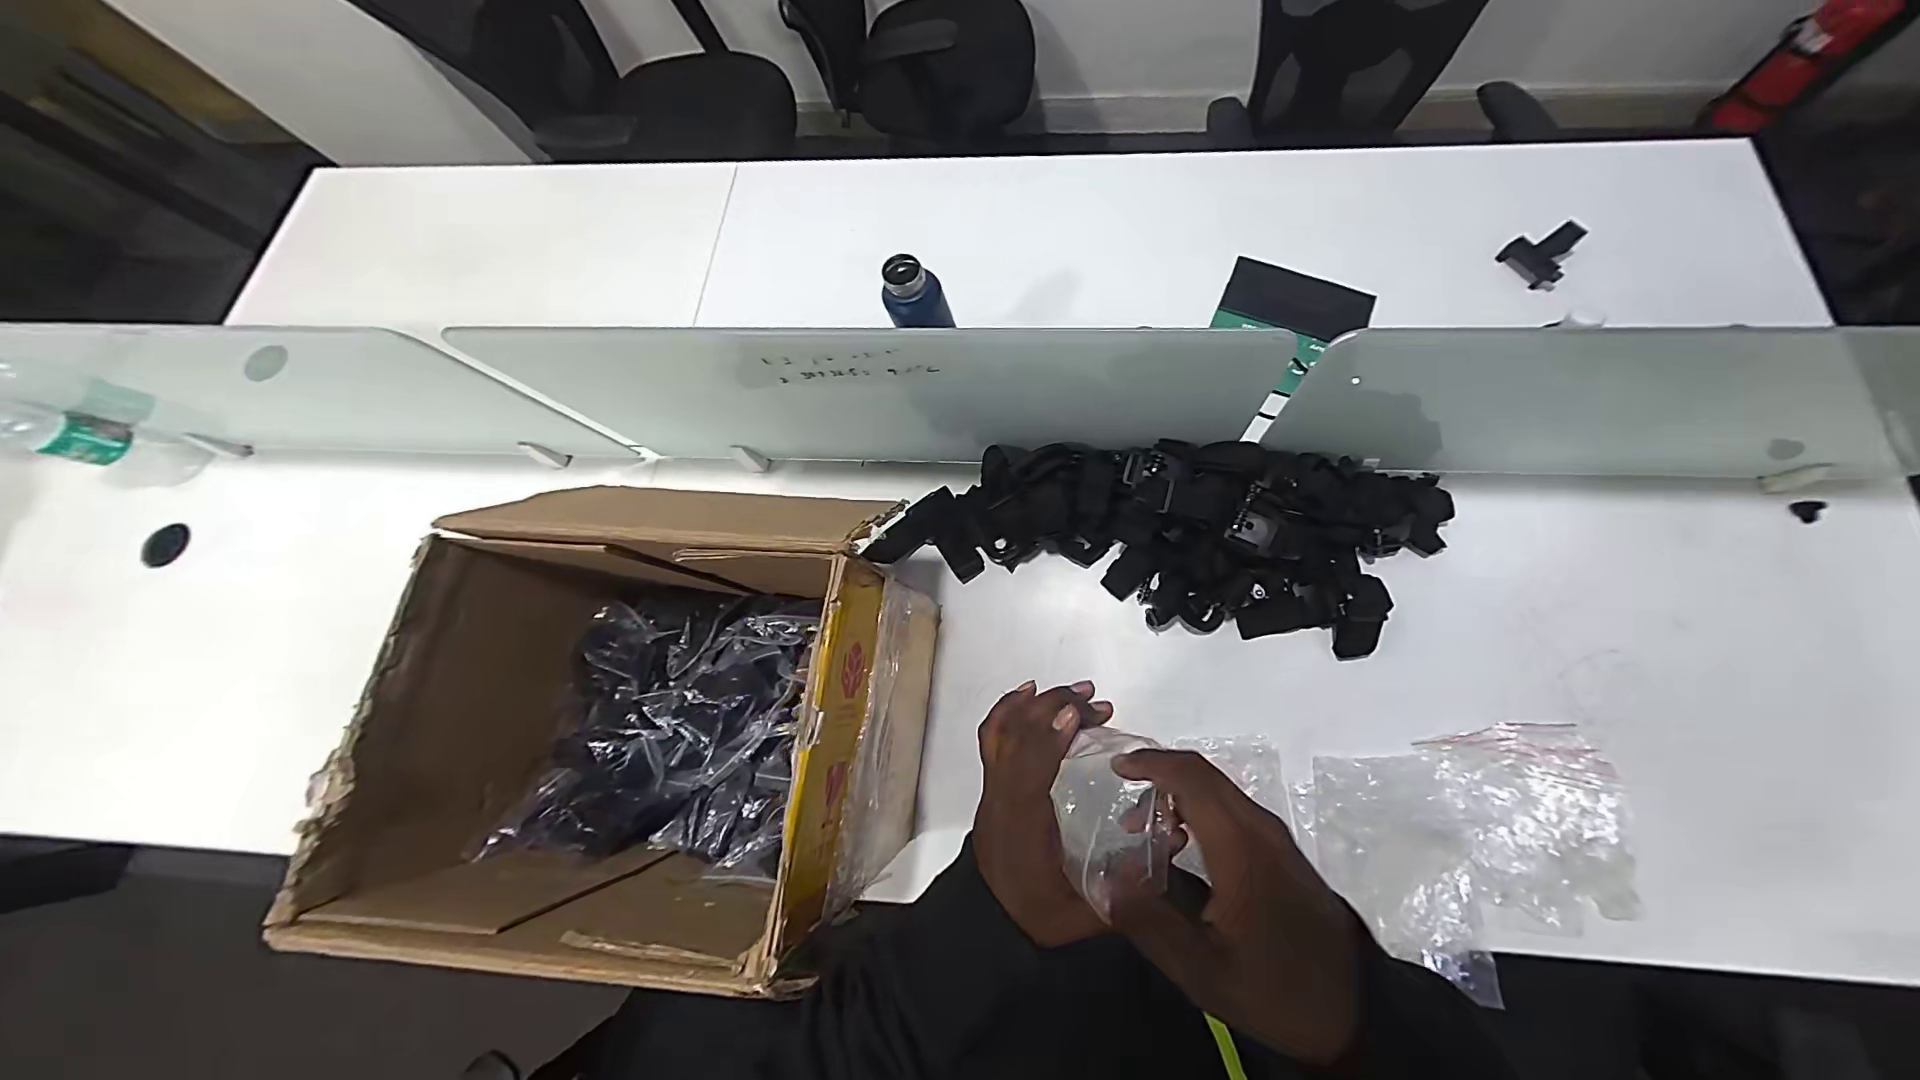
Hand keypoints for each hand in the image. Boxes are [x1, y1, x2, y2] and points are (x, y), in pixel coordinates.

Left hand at [972, 680, 1113, 946]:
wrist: (993, 921)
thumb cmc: (1042, 915)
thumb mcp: (1091, 914)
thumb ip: (1132, 881)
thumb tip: (1174, 836)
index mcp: (1022, 828)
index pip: (1027, 774)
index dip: (1048, 740)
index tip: (1076, 715)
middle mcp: (1001, 799)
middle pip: (1016, 740)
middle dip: (1053, 711)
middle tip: (1097, 704)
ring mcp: (991, 788)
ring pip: (1002, 732)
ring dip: (1036, 704)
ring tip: (1077, 692)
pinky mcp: (992, 783)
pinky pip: (992, 736)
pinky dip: (1009, 708)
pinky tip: (1032, 694)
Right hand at [1107, 749, 1362, 1064]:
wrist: (1359, 1013)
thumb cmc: (1278, 990)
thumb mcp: (1204, 972)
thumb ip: (1149, 922)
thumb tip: (1104, 882)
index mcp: (1240, 846)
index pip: (1191, 778)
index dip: (1150, 763)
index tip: (1117, 768)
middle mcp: (1259, 828)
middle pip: (1203, 776)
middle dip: (1157, 777)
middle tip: (1124, 812)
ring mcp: (1275, 838)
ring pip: (1217, 790)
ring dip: (1177, 796)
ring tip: (1147, 835)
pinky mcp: (1281, 851)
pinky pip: (1230, 808)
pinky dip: (1197, 808)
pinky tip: (1182, 846)